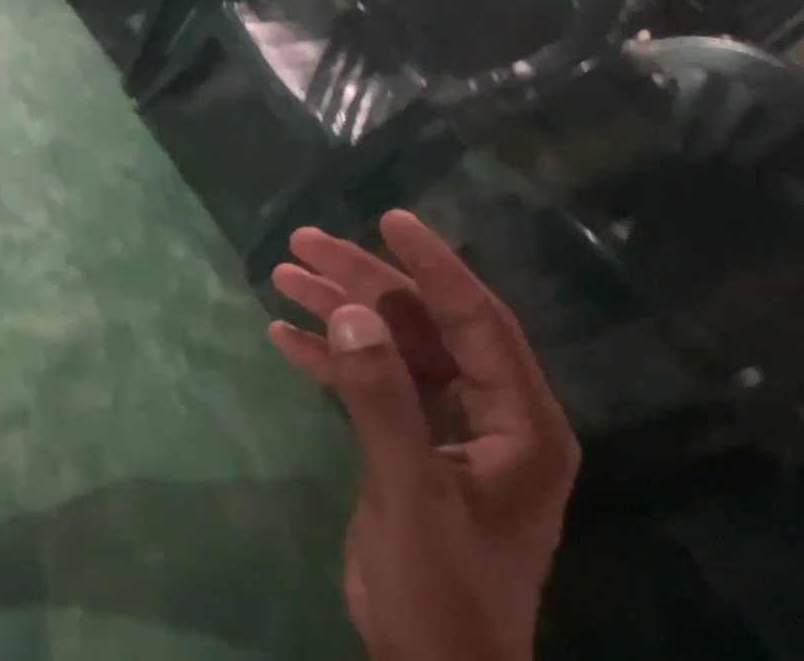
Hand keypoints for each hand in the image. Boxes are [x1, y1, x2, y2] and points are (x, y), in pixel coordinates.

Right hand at [268, 211, 578, 660]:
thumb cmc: (442, 583)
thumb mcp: (412, 489)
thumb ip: (383, 399)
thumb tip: (349, 312)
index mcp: (522, 422)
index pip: (477, 321)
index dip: (433, 266)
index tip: (388, 219)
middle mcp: (491, 415)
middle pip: (425, 326)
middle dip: (364, 282)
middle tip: (303, 242)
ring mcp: (449, 431)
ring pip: (393, 349)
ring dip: (339, 313)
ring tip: (281, 276)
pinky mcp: (409, 448)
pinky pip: (370, 385)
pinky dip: (329, 360)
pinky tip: (283, 338)